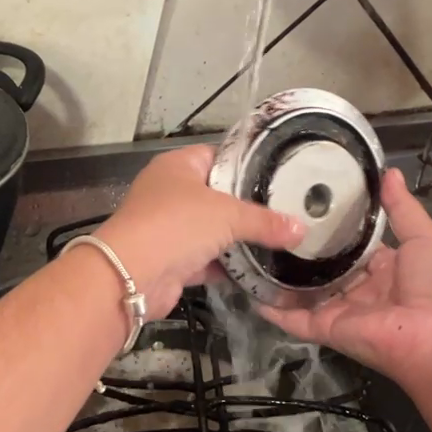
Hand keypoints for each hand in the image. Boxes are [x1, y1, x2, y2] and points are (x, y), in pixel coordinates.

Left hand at [93, 145, 304, 318]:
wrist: (131, 275)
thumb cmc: (176, 225)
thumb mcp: (227, 215)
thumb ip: (265, 222)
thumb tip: (301, 229)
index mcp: (178, 166)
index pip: (218, 156)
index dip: (247, 165)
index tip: (279, 177)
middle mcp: (170, 193)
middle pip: (217, 196)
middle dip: (247, 208)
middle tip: (286, 214)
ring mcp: (168, 229)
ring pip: (212, 232)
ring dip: (238, 241)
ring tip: (279, 242)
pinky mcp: (171, 261)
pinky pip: (206, 261)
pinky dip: (227, 267)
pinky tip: (257, 270)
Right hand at [259, 168, 431, 389]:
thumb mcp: (425, 237)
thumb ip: (401, 208)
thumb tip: (388, 172)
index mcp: (389, 270)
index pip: (356, 248)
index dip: (335, 230)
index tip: (310, 207)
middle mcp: (363, 291)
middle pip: (327, 270)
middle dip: (304, 251)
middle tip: (274, 221)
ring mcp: (342, 311)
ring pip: (305, 293)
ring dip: (282, 277)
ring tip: (254, 249)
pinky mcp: (327, 329)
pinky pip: (294, 319)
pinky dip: (273, 308)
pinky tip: (249, 288)